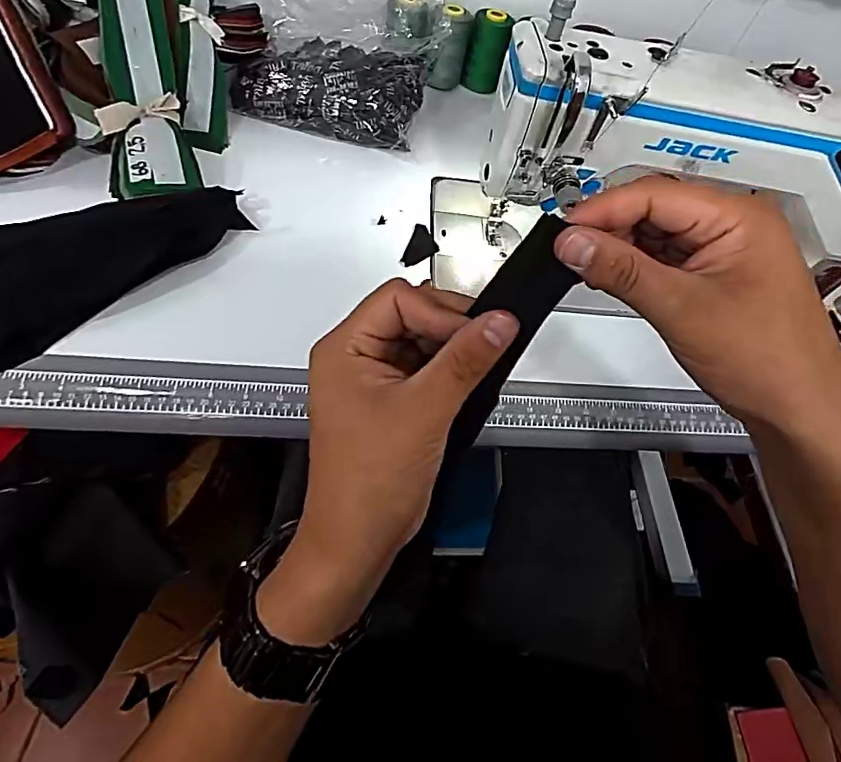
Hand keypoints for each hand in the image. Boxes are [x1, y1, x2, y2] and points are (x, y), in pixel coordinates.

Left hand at [259, 280, 515, 645]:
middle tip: (481, 344)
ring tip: (473, 369)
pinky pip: (427, 364)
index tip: (474, 332)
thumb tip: (496, 323)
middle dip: (450, 327)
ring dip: (453, 350)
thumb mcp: (424, 411)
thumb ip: (465, 361)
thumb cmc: (363, 486)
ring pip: (423, 337)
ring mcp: (374, 377)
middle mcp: (355, 357)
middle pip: (413, 312)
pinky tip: (465, 385)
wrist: (358, 540)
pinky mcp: (393, 396)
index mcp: (344, 348)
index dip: (441, 311)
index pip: (400, 299)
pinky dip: (450, 369)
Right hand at [553, 175, 840, 438]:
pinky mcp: (717, 271)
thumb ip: (621, 270)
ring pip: (657, 231)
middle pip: (654, 207)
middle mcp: (737, 224)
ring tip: (591, 268)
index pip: (654, 193)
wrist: (801, 413)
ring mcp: (727, 248)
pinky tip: (617, 278)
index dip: (604, 210)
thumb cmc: (773, 363)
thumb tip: (576, 243)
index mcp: (740, 217)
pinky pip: (666, 255)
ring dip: (621, 248)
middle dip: (610, 228)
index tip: (568, 229)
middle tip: (573, 250)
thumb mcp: (681, 309)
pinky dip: (637, 265)